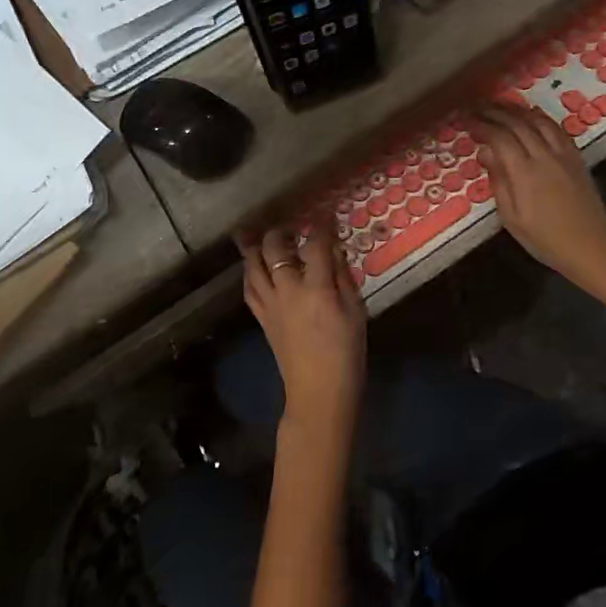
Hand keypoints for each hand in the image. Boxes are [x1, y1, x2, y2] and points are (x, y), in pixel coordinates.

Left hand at [236, 228, 366, 436]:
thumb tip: (333, 252)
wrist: (319, 391)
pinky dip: (251, 272)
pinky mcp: (260, 316)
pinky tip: (255, 267)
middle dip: (280, 231)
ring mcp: (270, 302)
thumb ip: (343, 278)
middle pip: (275, 247)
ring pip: (253, 263)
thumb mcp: (356, 312)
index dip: (320, 226)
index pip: (316, 244)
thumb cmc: (346, 353)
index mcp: (317, 287)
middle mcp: (288, 288)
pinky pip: (249, 286)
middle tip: (289, 227)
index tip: (323, 215)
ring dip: (256, 246)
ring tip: (260, 237)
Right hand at [473, 105, 605, 289]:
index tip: (466, 121)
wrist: (592, 248)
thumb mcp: (510, 216)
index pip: (500, 138)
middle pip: (519, 125)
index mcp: (525, 173)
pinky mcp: (577, 160)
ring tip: (501, 105)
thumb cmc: (544, 238)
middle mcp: (546, 158)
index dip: (482, 126)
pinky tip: (532, 116)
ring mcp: (565, 157)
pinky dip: (542, 119)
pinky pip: (558, 131)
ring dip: (519, 110)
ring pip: (541, 122)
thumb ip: (498, 180)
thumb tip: (485, 152)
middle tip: (477, 107)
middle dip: (496, 113)